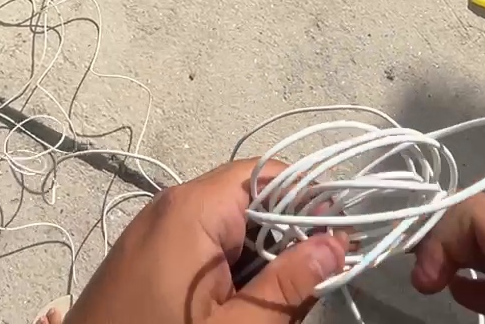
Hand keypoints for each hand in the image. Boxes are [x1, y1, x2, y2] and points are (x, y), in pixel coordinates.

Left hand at [65, 159, 346, 323]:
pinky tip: (236, 312)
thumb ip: (289, 287)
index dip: (308, 200)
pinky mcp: (144, 261)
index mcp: (193, 207)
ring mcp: (153, 233)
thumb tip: (336, 245)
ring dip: (258, 264)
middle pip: (248, 202)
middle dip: (285, 242)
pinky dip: (228, 274)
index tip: (341, 240)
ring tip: (271, 308)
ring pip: (227, 230)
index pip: (265, 174)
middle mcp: (171, 205)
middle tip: (309, 289)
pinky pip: (201, 250)